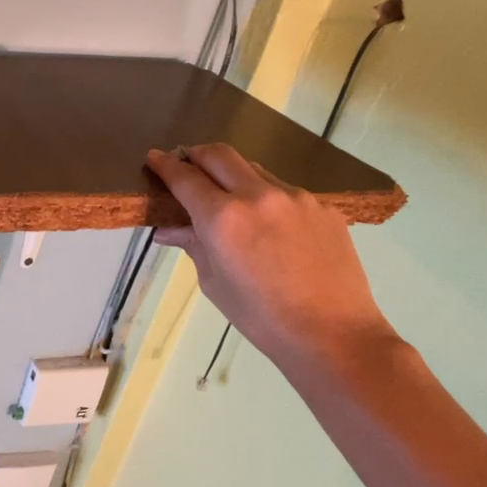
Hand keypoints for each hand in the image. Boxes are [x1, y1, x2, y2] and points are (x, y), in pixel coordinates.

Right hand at [145, 143, 394, 365]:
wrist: (331, 331)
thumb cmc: (260, 316)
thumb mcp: (214, 282)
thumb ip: (193, 245)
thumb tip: (169, 229)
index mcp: (223, 218)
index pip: (185, 178)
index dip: (165, 166)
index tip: (154, 158)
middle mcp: (258, 196)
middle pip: (220, 155)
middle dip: (197, 154)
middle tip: (185, 163)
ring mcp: (296, 197)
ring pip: (255, 170)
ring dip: (232, 174)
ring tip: (226, 196)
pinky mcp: (323, 207)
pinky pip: (284, 191)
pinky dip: (265, 197)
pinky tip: (267, 226)